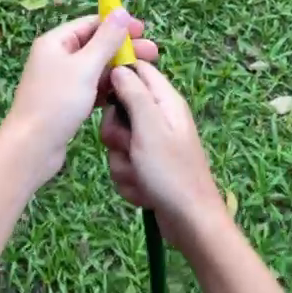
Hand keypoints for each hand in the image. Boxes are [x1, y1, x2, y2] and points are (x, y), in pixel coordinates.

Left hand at [2, 9, 157, 182]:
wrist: (32, 147)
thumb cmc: (57, 102)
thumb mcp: (85, 67)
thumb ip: (105, 40)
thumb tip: (120, 11)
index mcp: (55, 42)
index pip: (90, 23)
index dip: (116, 24)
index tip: (143, 29)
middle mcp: (56, 56)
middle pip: (95, 44)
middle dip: (123, 47)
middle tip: (153, 52)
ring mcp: (61, 79)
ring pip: (95, 67)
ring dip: (118, 67)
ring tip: (145, 71)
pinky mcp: (67, 100)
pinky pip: (91, 86)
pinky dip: (108, 86)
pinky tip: (128, 91)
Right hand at [100, 62, 228, 248]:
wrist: (191, 224)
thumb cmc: (172, 172)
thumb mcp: (149, 127)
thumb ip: (133, 94)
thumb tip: (118, 68)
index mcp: (165, 101)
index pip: (137, 69)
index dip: (116, 74)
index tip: (100, 91)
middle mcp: (159, 119)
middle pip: (120, 108)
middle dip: (116, 131)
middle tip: (128, 144)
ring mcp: (153, 145)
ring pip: (117, 140)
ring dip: (122, 160)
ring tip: (140, 174)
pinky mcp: (147, 167)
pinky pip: (123, 163)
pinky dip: (128, 178)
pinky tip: (143, 190)